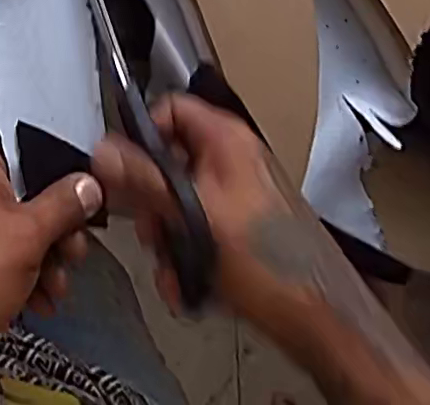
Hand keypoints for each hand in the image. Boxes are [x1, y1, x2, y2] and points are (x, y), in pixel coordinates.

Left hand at [0, 139, 102, 352]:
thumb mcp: (31, 234)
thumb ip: (65, 206)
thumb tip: (86, 187)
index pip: (31, 156)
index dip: (61, 184)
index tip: (81, 207)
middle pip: (28, 196)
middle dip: (55, 233)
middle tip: (68, 253)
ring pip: (19, 228)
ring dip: (44, 259)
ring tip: (52, 285)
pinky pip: (2, 250)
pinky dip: (23, 272)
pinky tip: (37, 298)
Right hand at [93, 93, 324, 322]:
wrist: (324, 323)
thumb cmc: (277, 265)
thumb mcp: (192, 214)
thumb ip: (142, 178)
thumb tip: (105, 151)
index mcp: (226, 138)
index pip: (169, 107)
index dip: (142, 133)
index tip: (128, 164)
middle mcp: (233, 158)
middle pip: (168, 158)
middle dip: (152, 199)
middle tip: (150, 224)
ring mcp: (240, 192)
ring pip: (179, 196)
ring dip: (166, 232)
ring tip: (171, 260)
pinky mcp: (242, 225)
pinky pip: (197, 224)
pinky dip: (186, 249)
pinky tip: (187, 278)